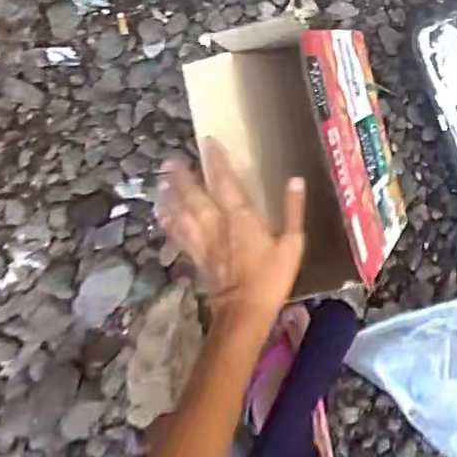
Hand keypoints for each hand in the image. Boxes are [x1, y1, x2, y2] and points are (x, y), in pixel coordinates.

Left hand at [159, 139, 306, 329]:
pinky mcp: (196, 258)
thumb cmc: (271, 278)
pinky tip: (162, 214)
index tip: (209, 142)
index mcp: (241, 218)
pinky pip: (179, 235)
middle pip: (195, 196)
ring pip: (182, 214)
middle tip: (170, 160)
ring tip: (160, 182)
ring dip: (170, 197)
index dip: (217, 161)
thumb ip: (293, 210)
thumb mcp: (292, 243)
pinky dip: (169, 222)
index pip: (225, 183)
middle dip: (182, 177)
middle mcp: (217, 225)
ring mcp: (203, 242)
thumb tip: (296, 179)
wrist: (243, 314)